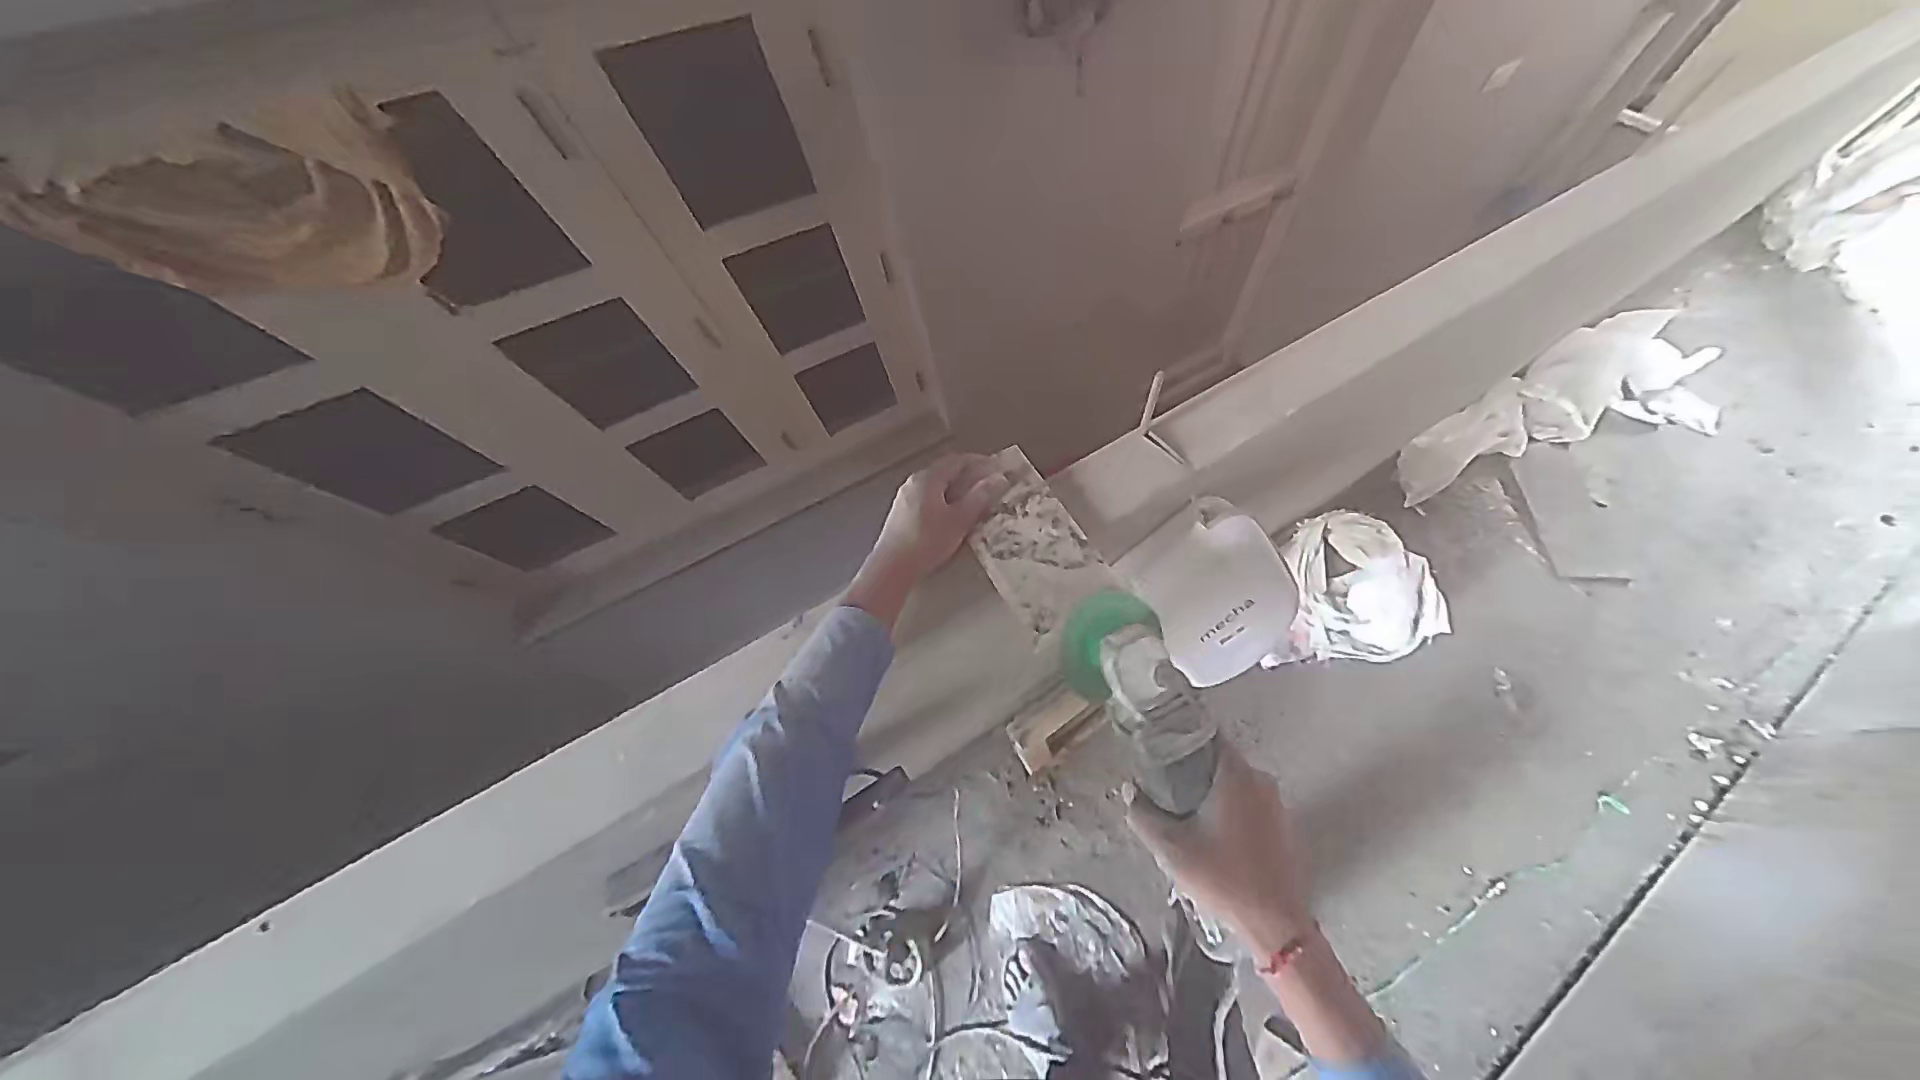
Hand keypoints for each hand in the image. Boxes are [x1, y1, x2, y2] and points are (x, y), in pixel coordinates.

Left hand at [844, 453, 1009, 631]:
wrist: (893, 567)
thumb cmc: (928, 541)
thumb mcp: (960, 519)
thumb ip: (980, 497)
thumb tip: (998, 478)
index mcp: (928, 478)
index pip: (956, 460)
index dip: (978, 461)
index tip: (995, 467)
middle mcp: (913, 483)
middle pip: (944, 472)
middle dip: (967, 476)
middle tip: (988, 485)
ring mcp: (904, 498)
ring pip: (935, 487)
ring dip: (955, 490)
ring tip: (973, 501)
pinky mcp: (901, 515)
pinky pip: (927, 499)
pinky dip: (944, 501)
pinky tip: (951, 516)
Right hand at [1126, 744, 1311, 955]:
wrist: (1275, 925)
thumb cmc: (1222, 878)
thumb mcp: (1170, 848)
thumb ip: (1143, 815)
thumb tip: (1129, 791)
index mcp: (1236, 776)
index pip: (1208, 734)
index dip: (1182, 734)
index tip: (1162, 743)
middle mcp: (1261, 780)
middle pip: (1220, 758)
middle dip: (1194, 766)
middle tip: (1166, 779)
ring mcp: (1276, 803)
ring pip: (1236, 781)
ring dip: (1213, 787)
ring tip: (1184, 805)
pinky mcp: (1283, 825)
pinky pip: (1250, 800)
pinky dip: (1230, 805)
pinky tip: (1212, 827)